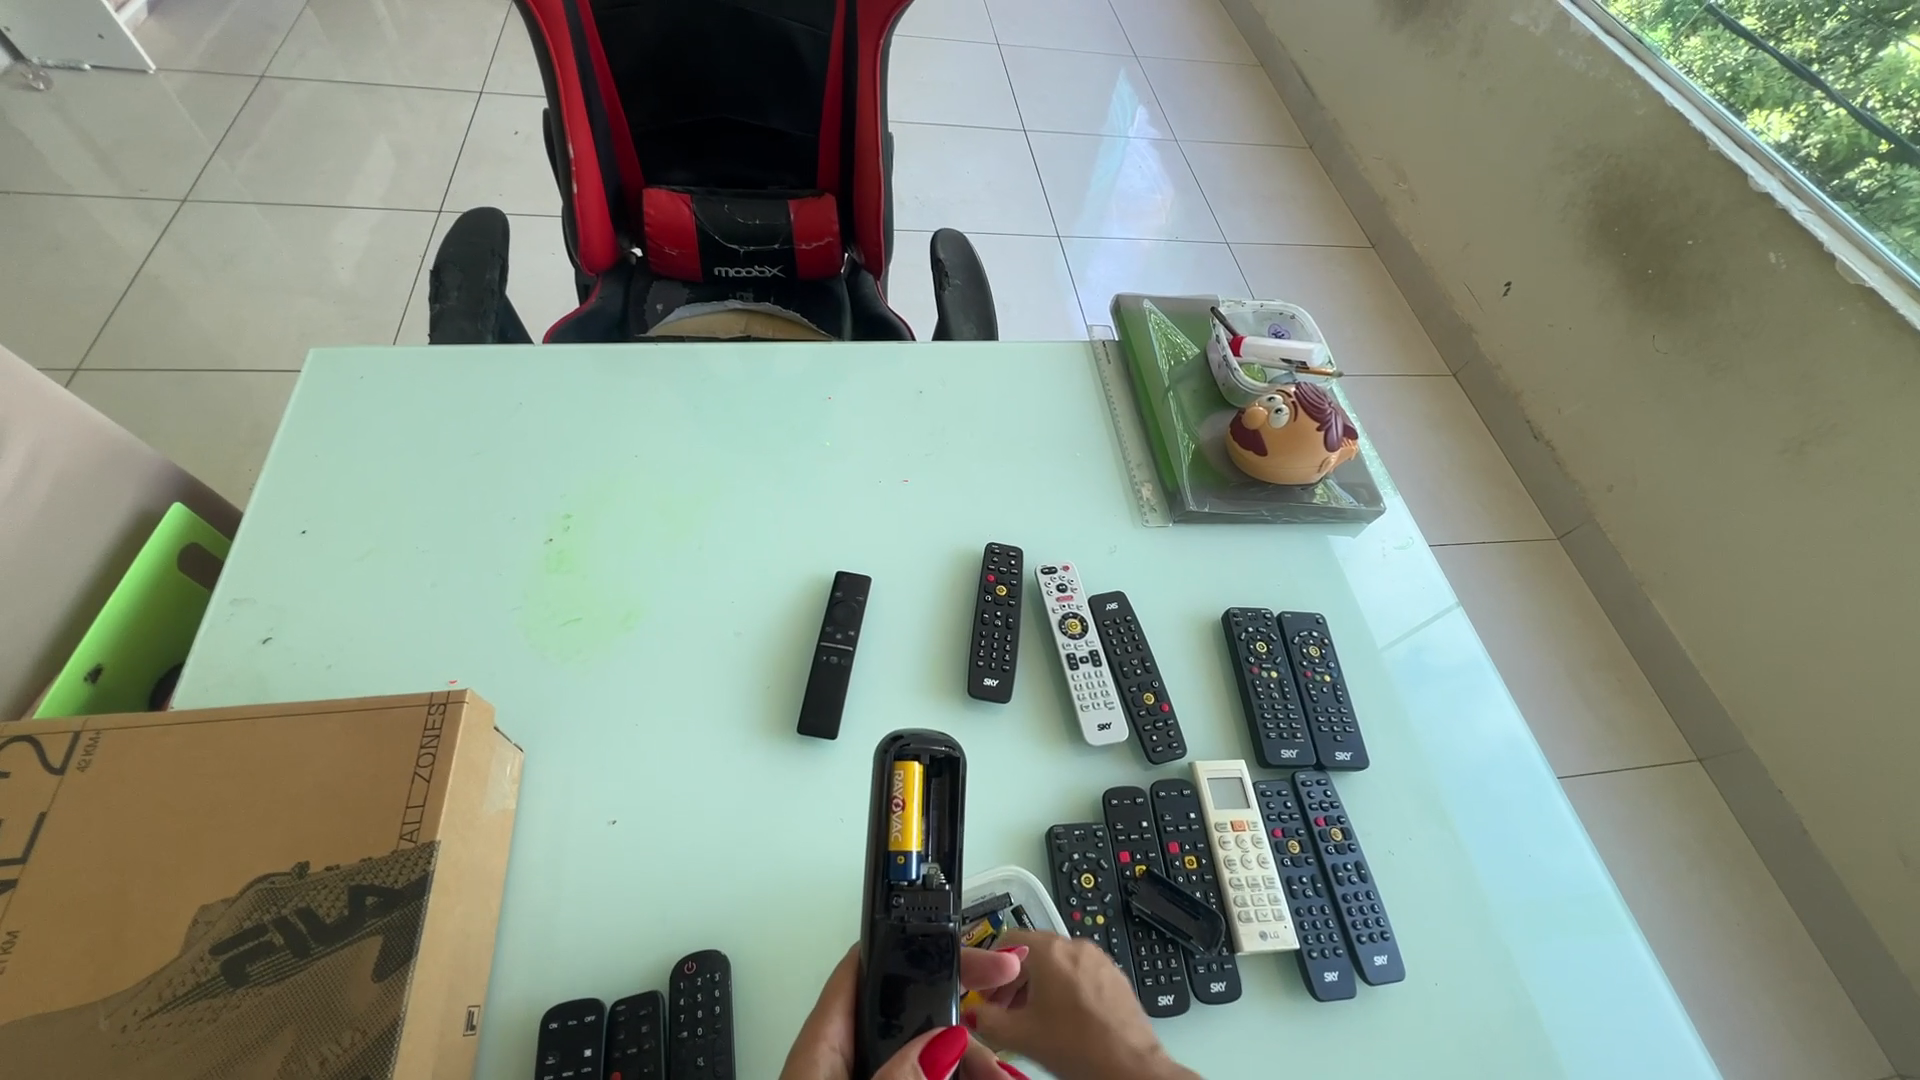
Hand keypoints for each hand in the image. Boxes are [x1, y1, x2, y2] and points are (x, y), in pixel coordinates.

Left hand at [779, 944, 1025, 1079]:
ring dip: (973, 1068)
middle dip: (964, 1024)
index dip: (918, 949)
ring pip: (931, 1062)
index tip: (973, 955)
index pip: (867, 970)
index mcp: (823, 1049)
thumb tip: (942, 1039)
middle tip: (1006, 1029)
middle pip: (914, 1019)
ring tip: (1007, 1079)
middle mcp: (846, 1064)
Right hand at [961, 931, 1198, 1079]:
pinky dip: (1065, 987)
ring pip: (1057, 962)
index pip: (1008, 939)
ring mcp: (1097, 957)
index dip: (991, 964)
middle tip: (1005, 1009)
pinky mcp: (1114, 974)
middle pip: (1032, 951)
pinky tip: (1064, 1018)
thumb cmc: (1076, 1047)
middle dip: (1014, 979)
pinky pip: (1080, 971)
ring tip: (1034, 1018)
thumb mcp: (1021, 1035)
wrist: (1131, 1067)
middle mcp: (1073, 944)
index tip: (986, 990)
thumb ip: (987, 1019)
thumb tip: (974, 1013)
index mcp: (1048, 949)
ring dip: (1039, 984)